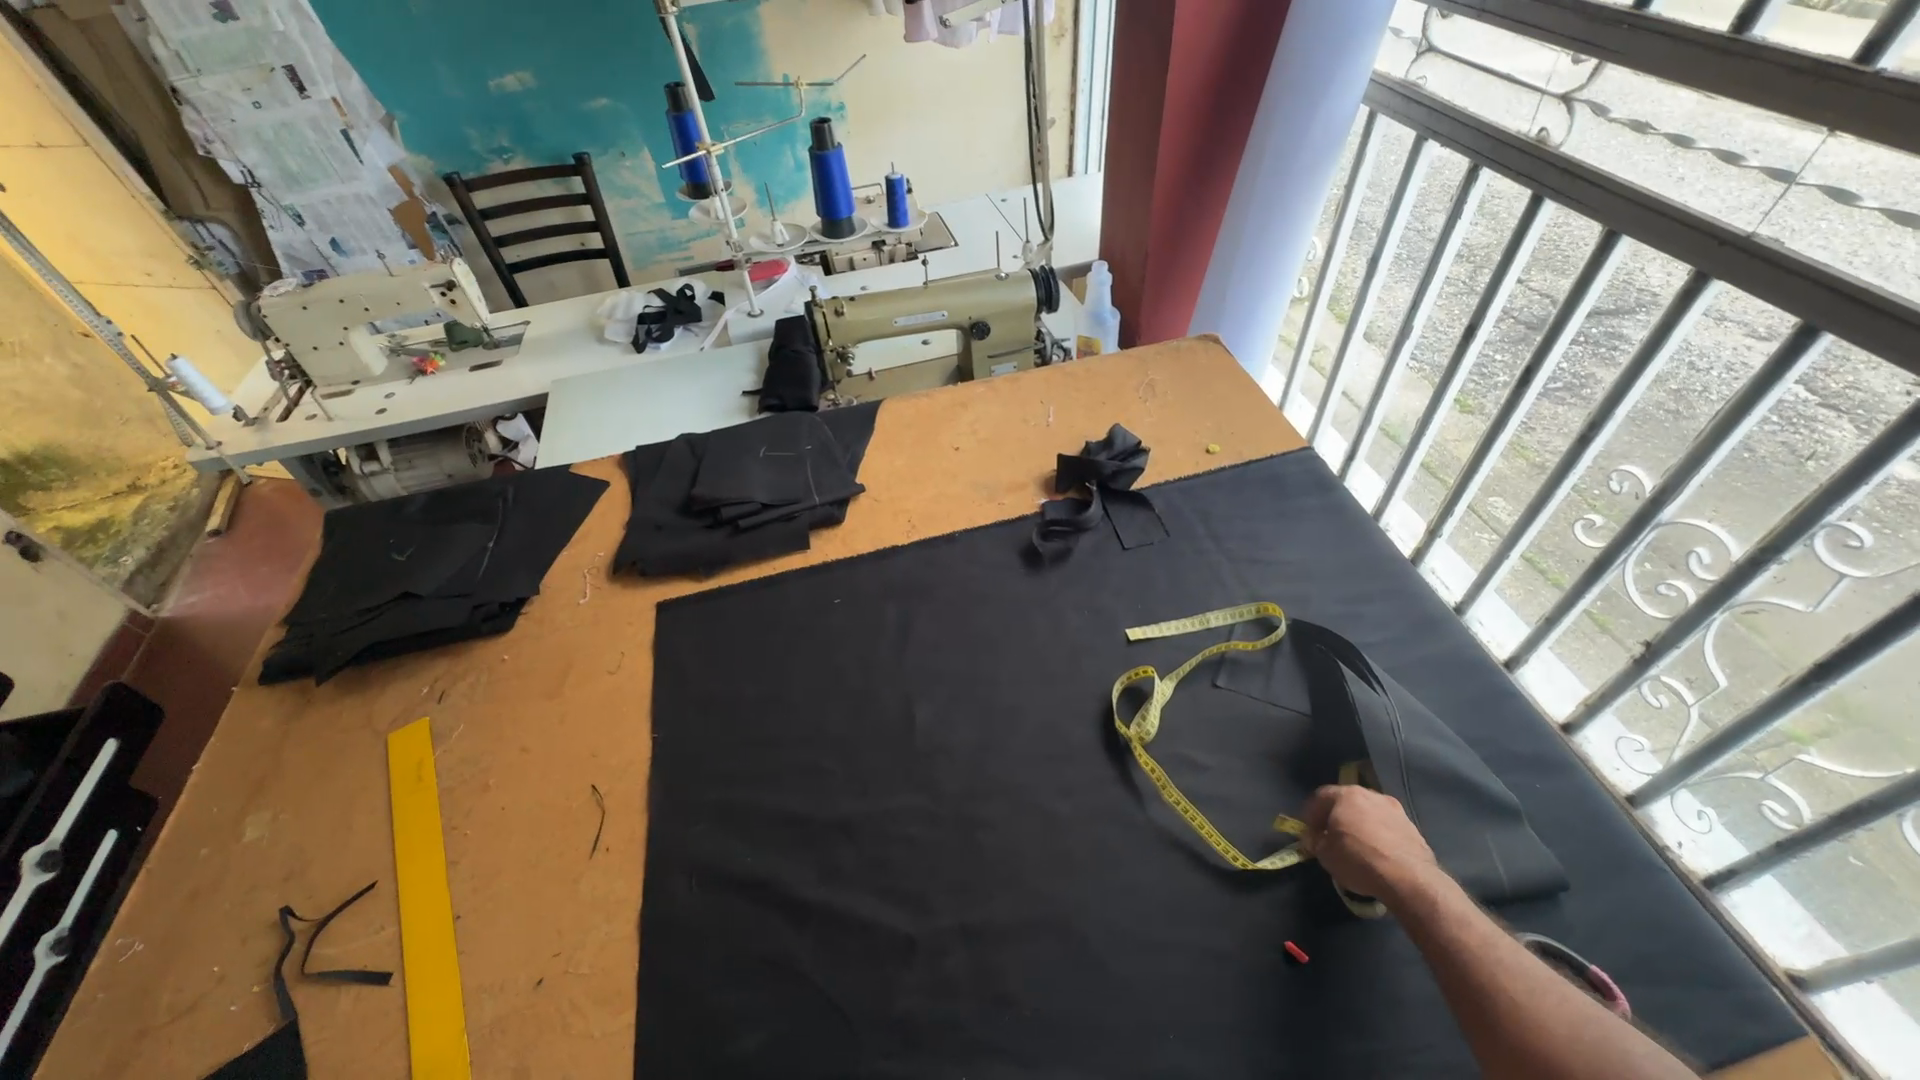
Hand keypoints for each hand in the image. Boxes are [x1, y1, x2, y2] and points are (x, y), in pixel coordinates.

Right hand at [1301, 784, 1441, 903]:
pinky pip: (1387, 827)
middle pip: (1347, 802)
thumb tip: (1316, 839)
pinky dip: (1379, 836)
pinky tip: (1378, 855)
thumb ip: (1316, 841)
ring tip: (1357, 848)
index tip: (1309, 833)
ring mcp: (1396, 810)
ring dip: (1360, 826)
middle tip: (1331, 837)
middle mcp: (1372, 796)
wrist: (1408, 878)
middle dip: (1337, 818)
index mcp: (1347, 795)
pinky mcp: (1413, 828)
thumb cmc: (1358, 860)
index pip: (1320, 797)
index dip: (1310, 814)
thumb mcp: (1324, 854)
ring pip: (1370, 814)